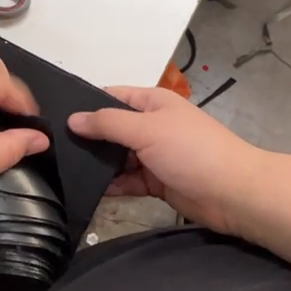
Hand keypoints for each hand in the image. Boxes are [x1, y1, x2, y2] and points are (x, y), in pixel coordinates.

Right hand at [69, 86, 270, 235]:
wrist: (236, 195)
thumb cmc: (192, 151)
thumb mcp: (146, 129)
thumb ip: (107, 123)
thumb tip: (73, 119)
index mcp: (152, 102)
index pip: (111, 96)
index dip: (86, 103)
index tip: (55, 115)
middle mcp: (152, 125)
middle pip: (112, 128)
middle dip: (88, 137)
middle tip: (54, 147)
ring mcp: (154, 155)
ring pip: (118, 156)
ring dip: (98, 163)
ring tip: (66, 170)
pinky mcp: (157, 182)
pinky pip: (128, 180)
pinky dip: (113, 185)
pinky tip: (91, 190)